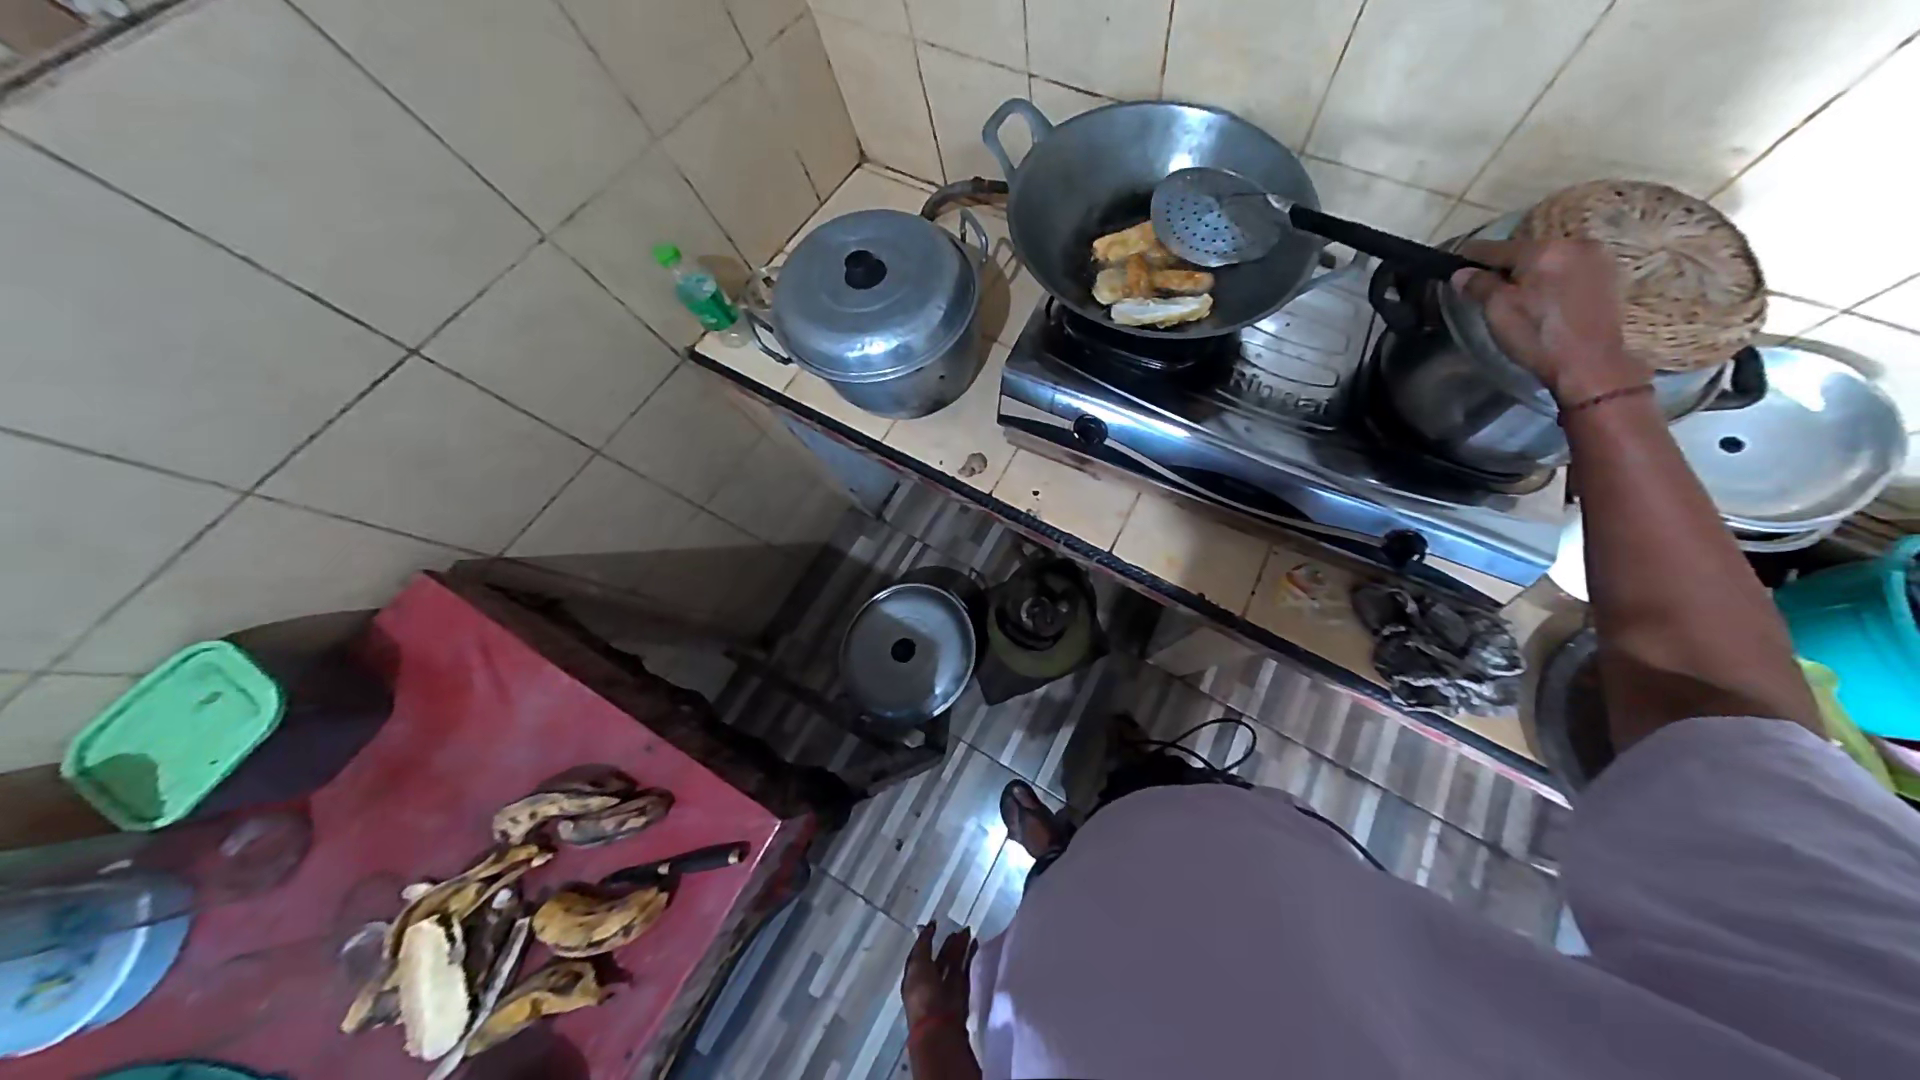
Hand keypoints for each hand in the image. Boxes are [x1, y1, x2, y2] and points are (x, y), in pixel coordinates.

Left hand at [901, 923, 973, 1026]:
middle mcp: (929, 984)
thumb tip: (927, 927)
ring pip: (953, 965)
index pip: (920, 954)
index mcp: (914, 978)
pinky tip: (975, 945)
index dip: (926, 939)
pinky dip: (970, 958)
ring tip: (969, 932)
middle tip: (960, 928)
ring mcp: (945, 991)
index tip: (936, 924)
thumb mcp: (917, 966)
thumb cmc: (923, 996)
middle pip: (940, 960)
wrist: (939, 1030)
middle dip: (949, 945)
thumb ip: (923, 946)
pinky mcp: (961, 996)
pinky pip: (965, 972)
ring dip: (960, 949)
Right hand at [1451, 238, 1648, 403]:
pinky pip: (1567, 269)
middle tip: (1485, 288)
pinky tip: (1542, 299)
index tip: (1454, 267)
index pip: (1495, 247)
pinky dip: (1549, 279)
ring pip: (1547, 260)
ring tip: (1514, 295)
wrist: (1590, 363)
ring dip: (1528, 273)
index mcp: (1544, 250)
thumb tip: (1461, 273)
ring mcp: (1597, 258)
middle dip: (1503, 267)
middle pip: (1525, 251)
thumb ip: (1478, 285)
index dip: (1469, 259)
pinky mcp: (1608, 275)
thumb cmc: (1537, 336)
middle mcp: (1574, 243)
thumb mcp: (1498, 311)